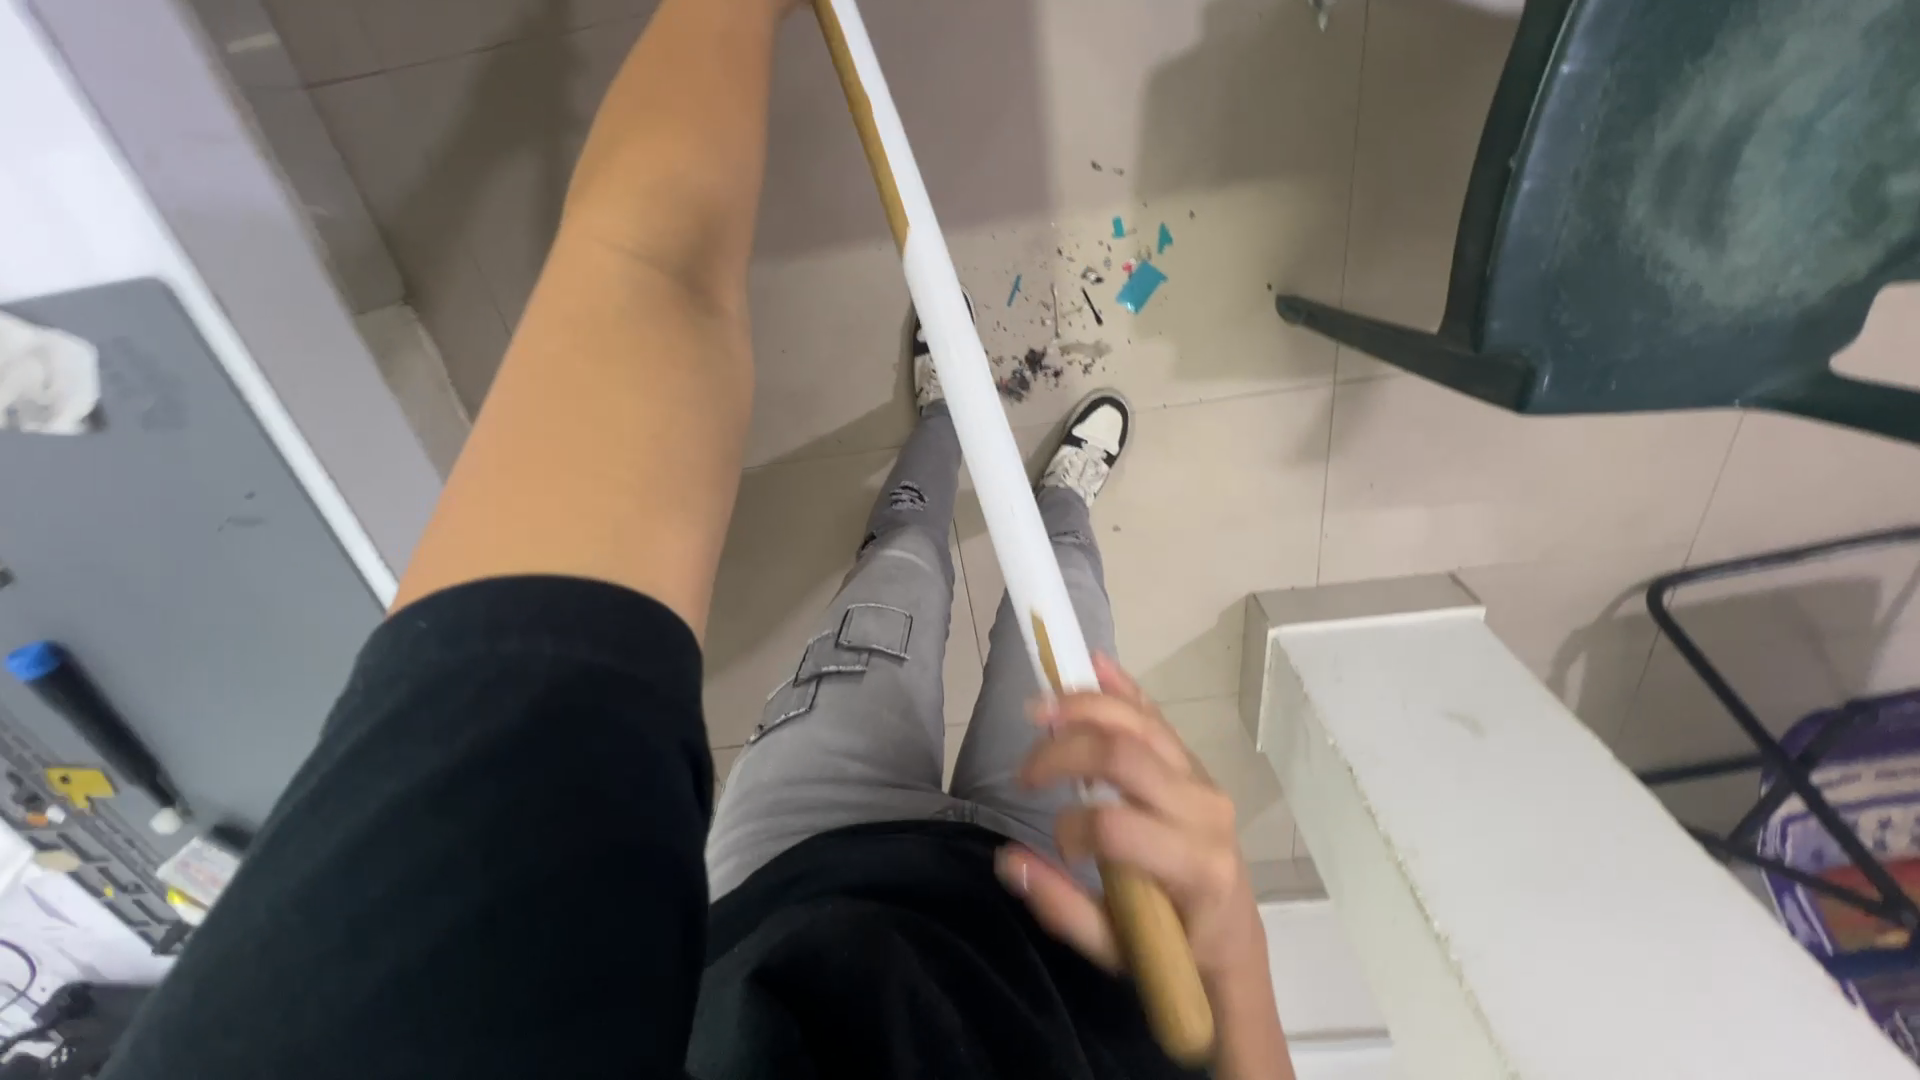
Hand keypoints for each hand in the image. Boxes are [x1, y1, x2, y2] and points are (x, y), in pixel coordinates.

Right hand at [995, 655, 1266, 987]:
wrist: (1233, 937)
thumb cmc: (1174, 949)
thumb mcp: (1115, 947)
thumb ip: (1061, 907)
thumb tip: (1008, 860)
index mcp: (1193, 866)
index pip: (1117, 825)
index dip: (1070, 828)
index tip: (1053, 843)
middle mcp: (1205, 811)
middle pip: (1126, 756)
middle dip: (1065, 751)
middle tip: (1026, 769)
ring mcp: (1205, 781)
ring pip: (1141, 725)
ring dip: (1087, 707)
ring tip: (1041, 708)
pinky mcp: (1196, 766)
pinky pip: (1158, 718)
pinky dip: (1123, 688)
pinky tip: (1094, 663)